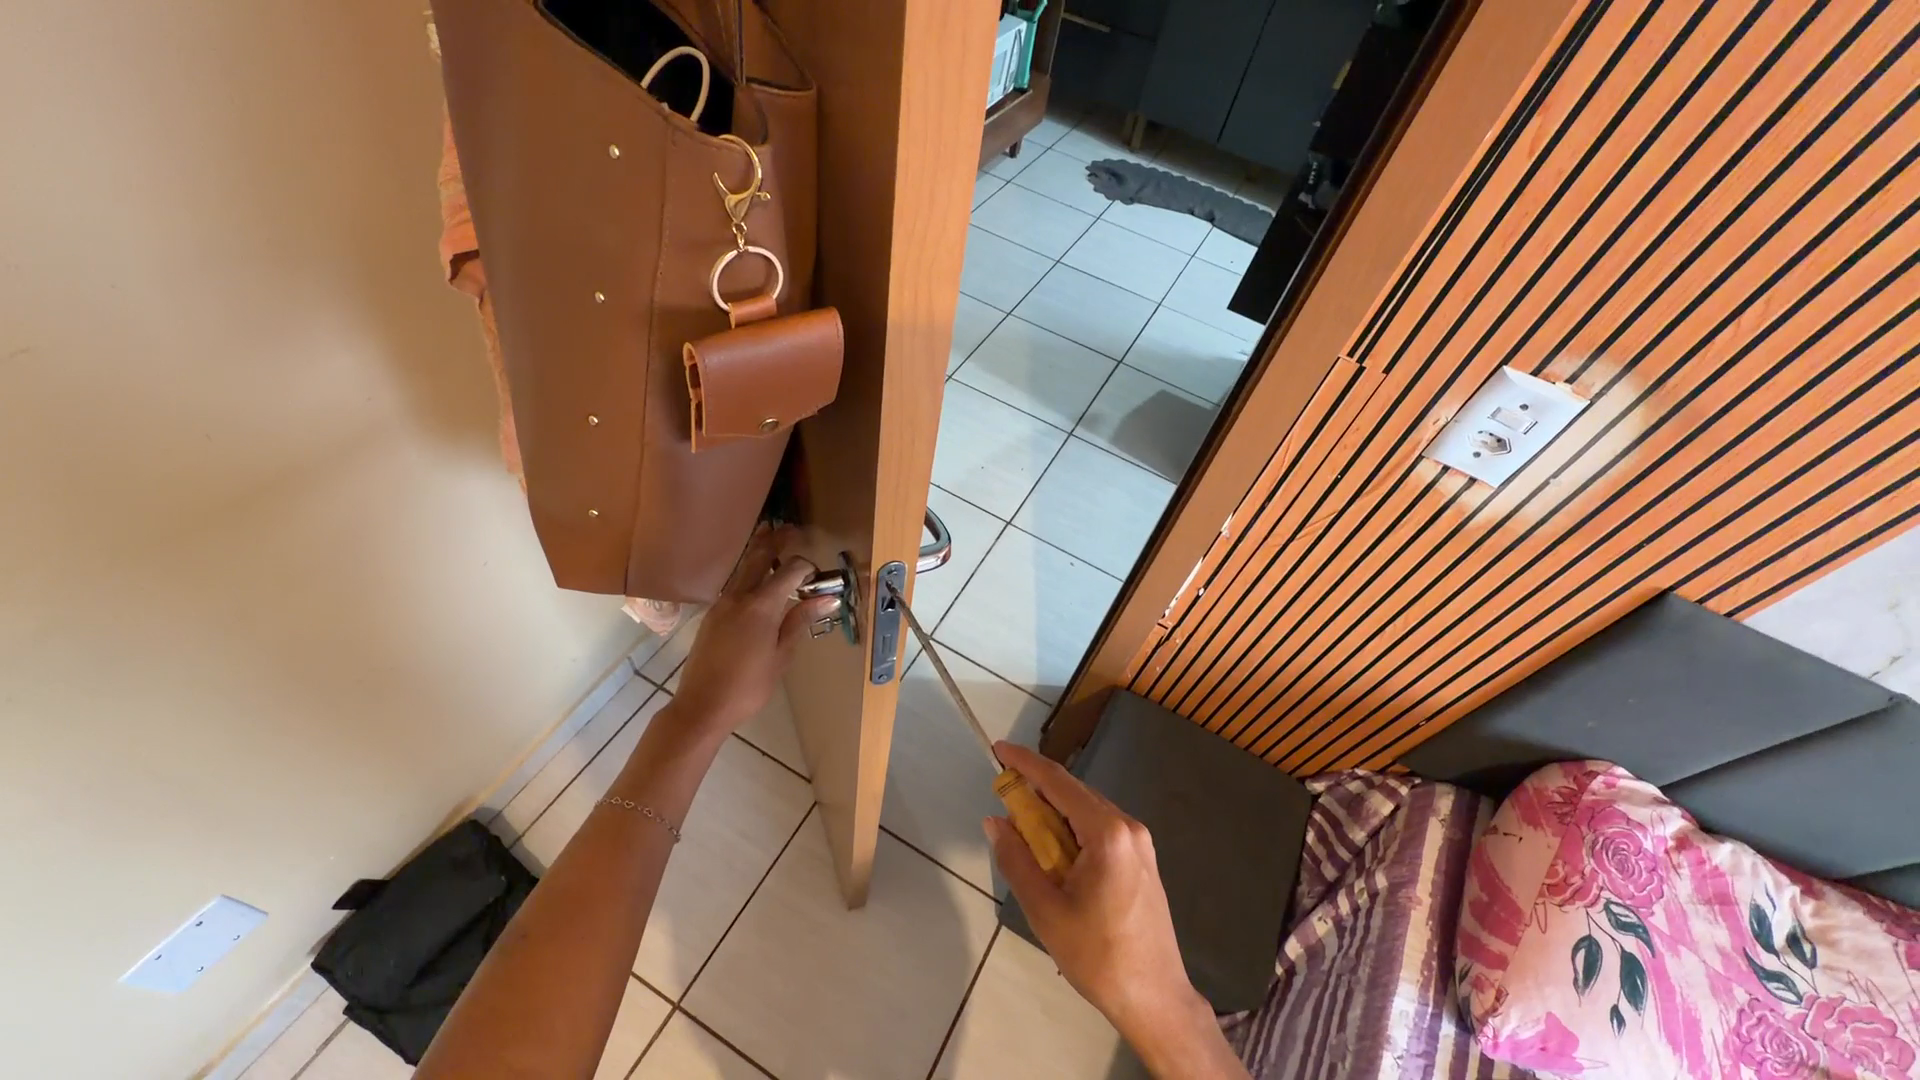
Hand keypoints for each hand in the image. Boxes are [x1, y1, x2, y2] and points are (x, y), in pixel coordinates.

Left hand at [668, 524, 835, 736]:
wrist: (702, 705)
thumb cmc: (749, 686)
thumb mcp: (781, 656)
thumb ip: (800, 621)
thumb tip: (827, 600)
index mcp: (761, 606)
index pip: (789, 571)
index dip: (806, 568)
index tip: (818, 577)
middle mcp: (739, 596)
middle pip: (759, 556)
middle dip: (777, 540)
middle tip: (793, 530)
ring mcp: (721, 603)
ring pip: (743, 567)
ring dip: (759, 552)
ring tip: (773, 541)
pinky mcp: (712, 614)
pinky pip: (734, 583)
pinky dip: (748, 573)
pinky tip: (756, 580)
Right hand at [984, 743, 1203, 1038]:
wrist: (1155, 997)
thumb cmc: (1097, 956)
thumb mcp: (1045, 910)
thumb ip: (1016, 860)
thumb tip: (995, 822)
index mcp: (1106, 834)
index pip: (1058, 783)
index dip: (1025, 763)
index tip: (998, 749)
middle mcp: (1127, 827)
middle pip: (1074, 793)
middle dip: (1036, 790)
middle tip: (1002, 796)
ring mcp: (1140, 842)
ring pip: (1086, 810)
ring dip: (1053, 813)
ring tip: (1023, 831)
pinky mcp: (1142, 860)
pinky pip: (1099, 829)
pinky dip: (1071, 830)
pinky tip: (1054, 852)